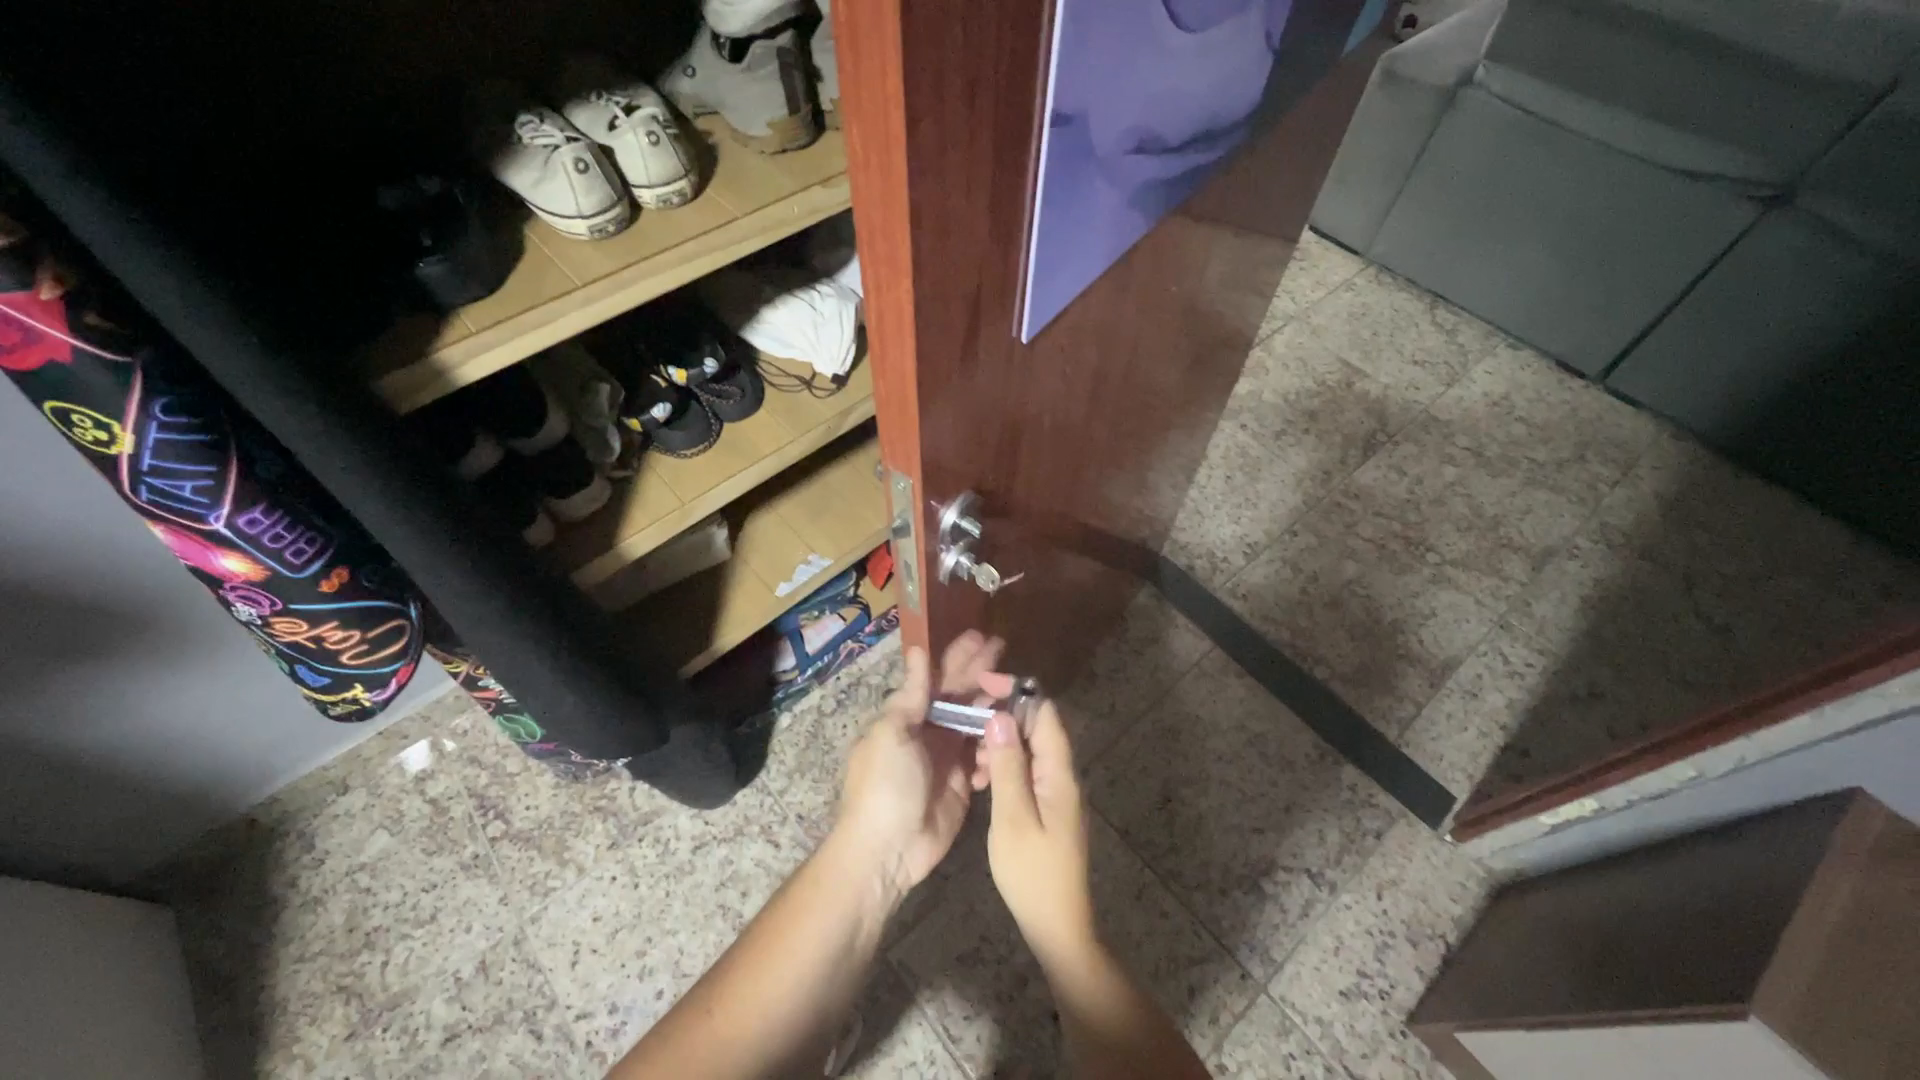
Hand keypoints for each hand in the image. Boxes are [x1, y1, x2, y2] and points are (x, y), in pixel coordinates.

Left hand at [835, 631, 1012, 898]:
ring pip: (977, 724)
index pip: (937, 679)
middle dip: (983, 675)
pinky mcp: (964, 784)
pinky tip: (1011, 733)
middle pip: (960, 697)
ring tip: (1018, 692)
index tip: (982, 636)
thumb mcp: (891, 734)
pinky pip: (986, 757)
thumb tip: (917, 652)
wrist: (886, 852)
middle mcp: (928, 732)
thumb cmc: (884, 786)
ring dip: (995, 709)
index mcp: (906, 716)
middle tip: (1007, 651)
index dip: (959, 657)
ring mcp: (947, 758)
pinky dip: (996, 747)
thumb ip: (910, 696)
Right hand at [982, 697, 1097, 968]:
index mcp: (1060, 774)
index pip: (1045, 714)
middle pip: (1039, 729)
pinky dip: (1004, 768)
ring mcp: (1057, 794)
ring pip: (1030, 751)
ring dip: (1002, 744)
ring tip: (970, 756)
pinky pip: (1026, 774)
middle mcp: (1063, 777)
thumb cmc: (1033, 874)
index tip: (984, 683)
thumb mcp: (1012, 818)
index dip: (1017, 692)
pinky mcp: (1048, 810)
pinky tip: (980, 780)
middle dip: (1005, 715)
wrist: (1058, 927)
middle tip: (967, 716)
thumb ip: (1008, 767)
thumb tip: (1002, 717)